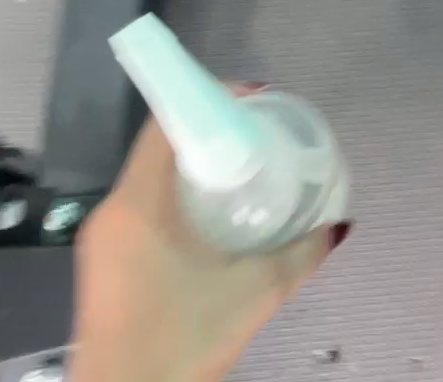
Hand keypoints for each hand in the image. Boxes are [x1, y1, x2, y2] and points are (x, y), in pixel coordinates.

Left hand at [70, 84, 350, 381]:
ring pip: (153, 176)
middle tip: (261, 135)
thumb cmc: (181, 340)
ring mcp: (103, 239)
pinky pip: (145, 203)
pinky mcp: (105, 263)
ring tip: (248, 167)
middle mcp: (113, 211)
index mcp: (138, 205)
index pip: (166, 125)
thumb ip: (303, 252)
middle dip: (213, 132)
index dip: (209, 101)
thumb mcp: (255, 292)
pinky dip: (182, 191)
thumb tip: (340, 224)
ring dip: (198, 162)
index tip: (255, 102)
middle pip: (162, 146)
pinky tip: (217, 211)